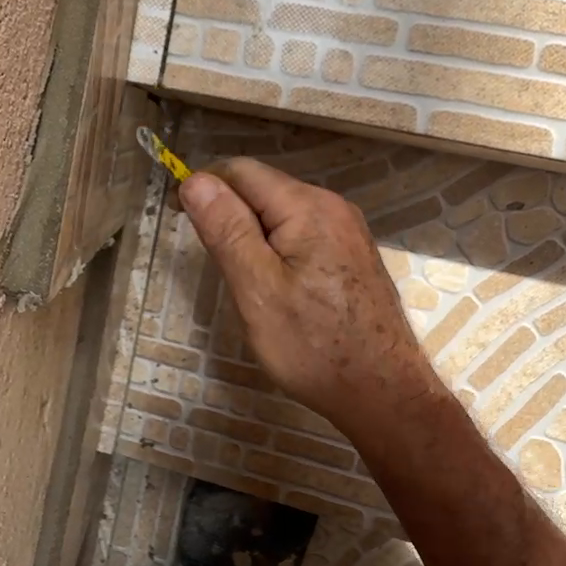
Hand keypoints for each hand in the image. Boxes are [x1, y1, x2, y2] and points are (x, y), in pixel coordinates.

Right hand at [178, 158, 444, 435]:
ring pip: (281, 210)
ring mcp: (346, 228)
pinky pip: (302, 230)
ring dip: (252, 230)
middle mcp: (331, 205)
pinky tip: (276, 284)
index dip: (204, 187)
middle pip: (262, 186)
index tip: (181, 219)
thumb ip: (226, 229)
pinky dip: (277, 244)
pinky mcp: (352, 252)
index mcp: (306, 205)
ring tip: (243, 278)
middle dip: (229, 211)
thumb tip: (195, 179)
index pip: (240, 170)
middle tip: (215, 262)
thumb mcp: (257, 289)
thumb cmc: (314, 346)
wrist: (385, 395)